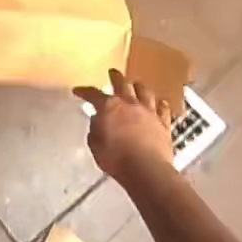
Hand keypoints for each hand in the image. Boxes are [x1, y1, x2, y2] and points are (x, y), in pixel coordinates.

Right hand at [74, 69, 174, 184]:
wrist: (146, 169)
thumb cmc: (116, 159)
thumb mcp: (95, 145)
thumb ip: (95, 129)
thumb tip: (97, 120)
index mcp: (109, 107)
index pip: (93, 94)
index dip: (84, 92)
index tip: (78, 91)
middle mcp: (129, 104)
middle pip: (122, 83)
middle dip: (115, 77)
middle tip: (112, 72)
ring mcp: (148, 111)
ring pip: (144, 91)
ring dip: (138, 86)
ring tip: (136, 83)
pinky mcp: (163, 123)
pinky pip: (163, 108)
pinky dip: (160, 104)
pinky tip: (161, 102)